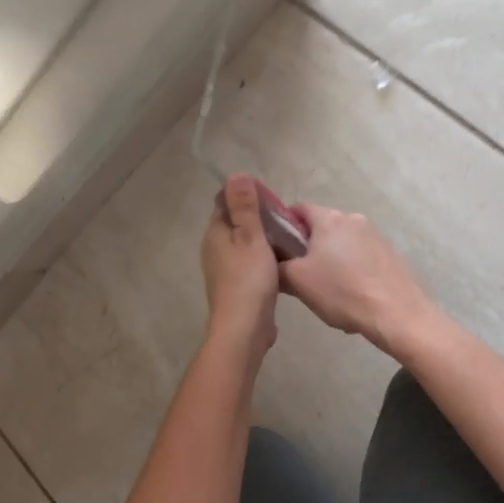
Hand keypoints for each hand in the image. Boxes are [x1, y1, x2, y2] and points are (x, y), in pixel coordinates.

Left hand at [201, 174, 279, 355]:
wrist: (244, 327)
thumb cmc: (248, 278)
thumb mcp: (251, 236)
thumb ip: (244, 207)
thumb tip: (236, 175)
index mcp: (215, 233)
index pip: (224, 203)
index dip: (245, 196)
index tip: (270, 198)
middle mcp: (214, 248)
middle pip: (235, 223)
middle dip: (257, 218)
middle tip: (286, 218)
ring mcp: (223, 268)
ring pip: (243, 244)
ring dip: (262, 239)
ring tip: (289, 237)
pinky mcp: (236, 285)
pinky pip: (249, 263)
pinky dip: (263, 258)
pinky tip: (282, 262)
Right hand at [278, 204, 436, 356]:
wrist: (398, 315)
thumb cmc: (342, 292)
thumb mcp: (296, 281)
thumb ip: (277, 266)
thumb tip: (271, 263)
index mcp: (329, 219)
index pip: (298, 209)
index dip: (283, 225)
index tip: (277, 247)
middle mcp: (354, 219)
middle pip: (321, 226)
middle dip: (308, 246)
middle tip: (299, 272)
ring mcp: (377, 236)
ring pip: (342, 243)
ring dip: (331, 258)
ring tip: (327, 288)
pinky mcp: (392, 255)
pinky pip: (362, 257)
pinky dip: (352, 269)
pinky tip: (351, 295)